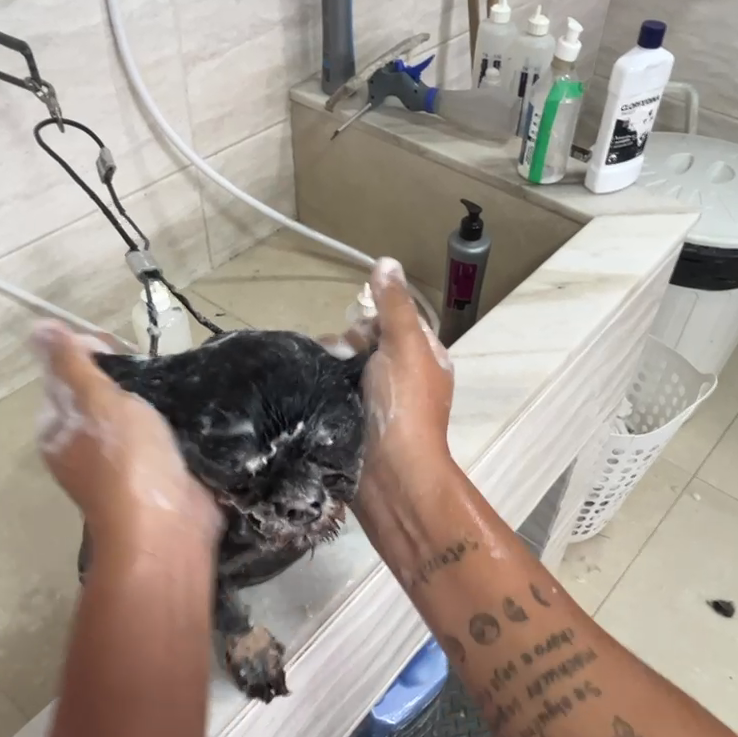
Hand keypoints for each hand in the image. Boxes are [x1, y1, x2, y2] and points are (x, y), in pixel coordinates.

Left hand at [29, 322, 221, 551]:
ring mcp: (124, 467)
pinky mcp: (159, 478)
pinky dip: (179, 426)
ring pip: (139, 418)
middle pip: (105, 397)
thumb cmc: (125, 459)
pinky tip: (195, 416)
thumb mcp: (93, 399)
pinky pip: (166, 439)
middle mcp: (85, 449)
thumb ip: (69, 362)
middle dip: (133, 379)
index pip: (69, 376)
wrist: (168, 525)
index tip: (125, 347)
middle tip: (159, 370)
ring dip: (159, 402)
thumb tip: (39, 326)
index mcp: (59, 430)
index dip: (94, 354)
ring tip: (181, 389)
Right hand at [347, 260, 459, 566]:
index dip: (376, 318)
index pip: (396, 321)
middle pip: (367, 341)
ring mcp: (378, 403)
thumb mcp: (405, 345)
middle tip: (344, 358)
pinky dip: (323, 389)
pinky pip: (333, 393)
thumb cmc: (404, 405)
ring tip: (324, 376)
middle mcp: (404, 378)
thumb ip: (394, 305)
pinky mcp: (353, 422)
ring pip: (346, 366)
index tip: (363, 331)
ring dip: (332, 366)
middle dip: (350, 342)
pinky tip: (311, 391)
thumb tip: (386, 262)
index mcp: (426, 359)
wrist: (390, 474)